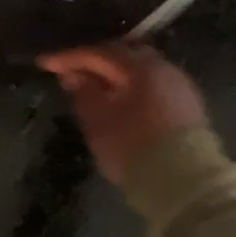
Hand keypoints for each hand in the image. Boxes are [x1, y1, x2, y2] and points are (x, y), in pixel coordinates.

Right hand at [37, 43, 207, 183]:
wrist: (185, 182)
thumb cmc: (134, 148)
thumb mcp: (98, 122)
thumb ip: (84, 92)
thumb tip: (75, 75)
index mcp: (140, 66)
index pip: (99, 53)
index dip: (70, 57)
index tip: (46, 63)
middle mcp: (164, 67)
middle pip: (124, 56)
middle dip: (96, 62)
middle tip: (73, 71)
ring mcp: (180, 85)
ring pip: (142, 71)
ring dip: (118, 76)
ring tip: (97, 89)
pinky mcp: (189, 105)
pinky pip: (155, 86)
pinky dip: (135, 89)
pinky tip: (124, 102)